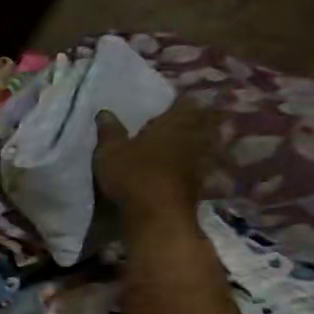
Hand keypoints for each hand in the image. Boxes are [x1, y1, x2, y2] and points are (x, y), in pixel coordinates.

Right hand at [95, 101, 216, 224]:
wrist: (157, 213)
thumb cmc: (132, 173)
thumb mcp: (110, 151)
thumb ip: (109, 131)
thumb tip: (105, 112)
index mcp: (174, 123)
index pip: (185, 103)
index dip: (179, 100)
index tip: (169, 101)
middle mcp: (195, 137)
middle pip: (204, 121)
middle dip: (196, 118)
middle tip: (180, 119)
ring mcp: (202, 160)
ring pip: (208, 142)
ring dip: (199, 140)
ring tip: (185, 141)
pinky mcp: (202, 180)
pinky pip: (203, 162)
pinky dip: (197, 160)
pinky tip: (187, 164)